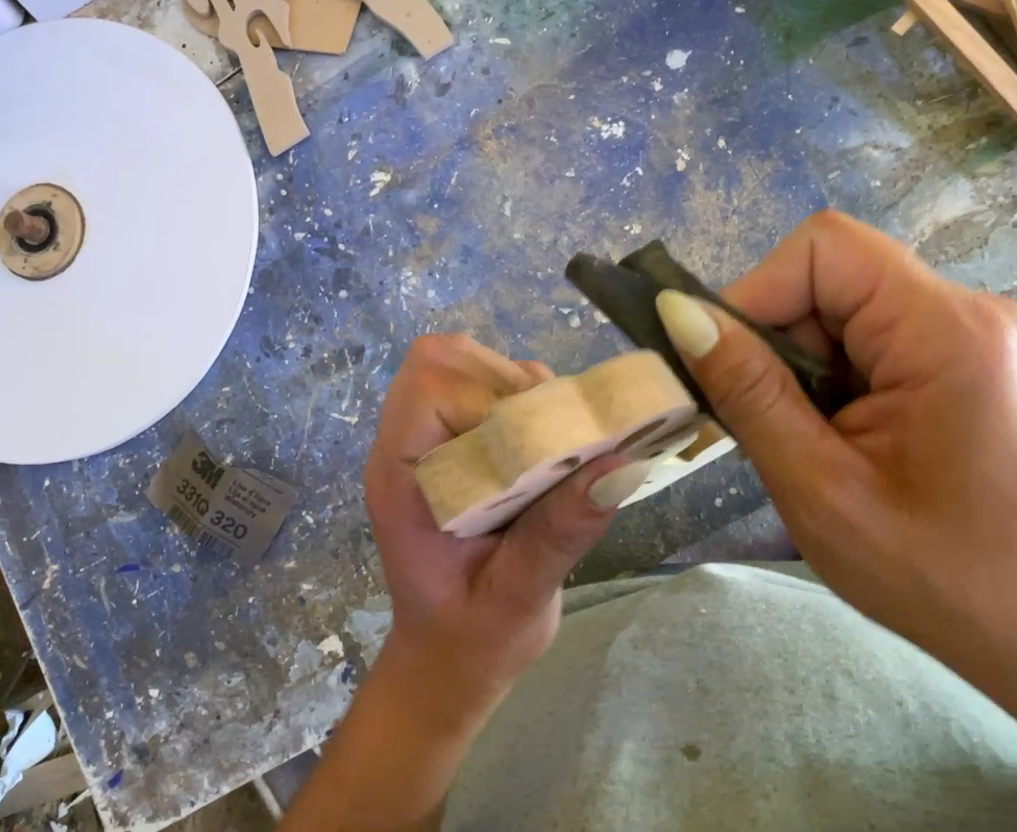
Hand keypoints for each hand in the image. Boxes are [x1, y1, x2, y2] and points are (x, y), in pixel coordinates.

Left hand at [363, 335, 624, 713]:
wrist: (450, 657)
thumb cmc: (471, 639)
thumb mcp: (517, 599)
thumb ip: (557, 534)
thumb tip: (618, 464)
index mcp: (399, 476)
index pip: (430, 388)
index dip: (490, 400)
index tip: (540, 447)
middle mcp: (407, 445)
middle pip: (443, 360)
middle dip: (508, 384)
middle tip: (554, 441)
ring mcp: (429, 440)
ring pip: (466, 363)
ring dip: (520, 390)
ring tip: (556, 446)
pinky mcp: (458, 442)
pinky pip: (486, 387)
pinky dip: (526, 400)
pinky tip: (552, 448)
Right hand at [656, 211, 1016, 700]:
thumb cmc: (935, 574)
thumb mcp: (816, 485)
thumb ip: (746, 389)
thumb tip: (676, 313)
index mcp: (948, 333)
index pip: (823, 249)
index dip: (754, 292)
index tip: (721, 365)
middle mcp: (970, 312)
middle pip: (829, 276)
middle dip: (772, 339)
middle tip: (761, 419)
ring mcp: (972, 335)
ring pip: (839, 307)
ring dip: (796, 364)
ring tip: (801, 440)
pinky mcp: (965, 359)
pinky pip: (866, 336)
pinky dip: (826, 376)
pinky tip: (832, 436)